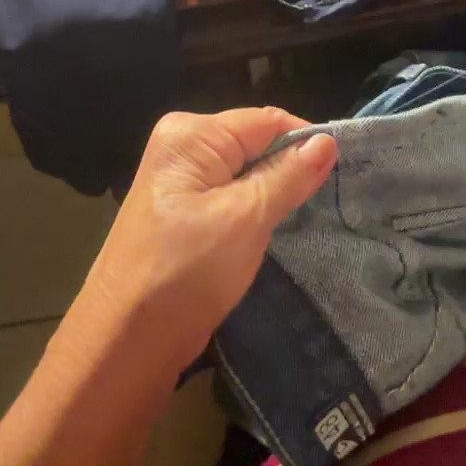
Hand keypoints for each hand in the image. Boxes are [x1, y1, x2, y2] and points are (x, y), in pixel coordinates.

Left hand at [80, 108, 337, 362]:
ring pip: (247, 171)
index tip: (340, 174)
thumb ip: (289, 175)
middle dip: (289, 168)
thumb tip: (328, 141)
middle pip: (256, 142)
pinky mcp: (183, 211)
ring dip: (273, 192)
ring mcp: (179, 180)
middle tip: (321, 202)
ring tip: (300, 217)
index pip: (267, 120)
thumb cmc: (186, 272)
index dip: (305, 142)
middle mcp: (182, 145)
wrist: (125, 344)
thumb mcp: (247, 218)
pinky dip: (254, 209)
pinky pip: (232, 194)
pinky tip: (269, 231)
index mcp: (191, 134)